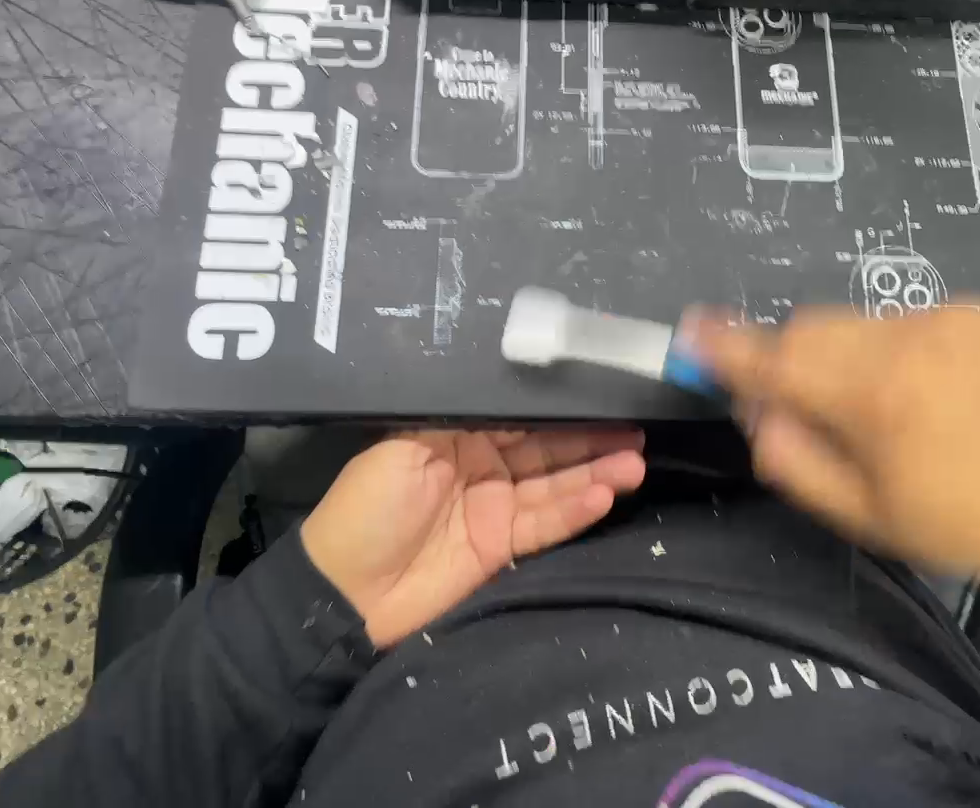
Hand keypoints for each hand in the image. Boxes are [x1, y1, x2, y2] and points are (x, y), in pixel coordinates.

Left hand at [301, 429, 644, 646]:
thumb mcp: (406, 445)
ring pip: (554, 485)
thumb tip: (509, 385)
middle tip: (636, 429)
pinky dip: (575, 511)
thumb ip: (462, 416)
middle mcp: (483, 465)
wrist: (343, 594)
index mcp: (457, 434)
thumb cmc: (368, 507)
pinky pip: (545, 524)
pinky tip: (606, 496)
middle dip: (590, 439)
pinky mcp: (502, 547)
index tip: (601, 395)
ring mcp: (495, 507)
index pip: (519, 415)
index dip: (559, 407)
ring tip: (636, 462)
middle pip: (546, 448)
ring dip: (595, 474)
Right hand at [684, 304, 979, 578]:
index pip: (780, 360)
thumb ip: (791, 458)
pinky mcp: (965, 310)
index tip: (689, 331)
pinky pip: (887, 318)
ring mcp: (941, 318)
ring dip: (832, 352)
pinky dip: (876, 346)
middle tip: (794, 401)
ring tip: (866, 400)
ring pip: (844, 320)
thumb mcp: (860, 514)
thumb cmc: (953, 521)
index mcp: (879, 399)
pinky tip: (909, 384)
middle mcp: (907, 341)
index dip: (728, 346)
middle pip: (807, 328)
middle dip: (785, 357)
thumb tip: (754, 408)